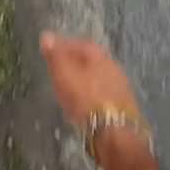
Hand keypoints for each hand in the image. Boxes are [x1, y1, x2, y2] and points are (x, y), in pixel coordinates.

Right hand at [39, 33, 147, 156]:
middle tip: (56, 71)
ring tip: (65, 89)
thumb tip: (46, 35)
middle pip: (89, 61)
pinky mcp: (123, 109)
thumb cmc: (86, 97)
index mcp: (100, 56)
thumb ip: (55, 54)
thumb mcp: (63, 73)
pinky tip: (80, 105)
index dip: (62, 47)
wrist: (116, 134)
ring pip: (95, 79)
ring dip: (81, 81)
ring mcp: (121, 89)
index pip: (78, 44)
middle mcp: (114, 68)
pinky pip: (100, 95)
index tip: (48, 53)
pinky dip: (89, 95)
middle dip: (72, 64)